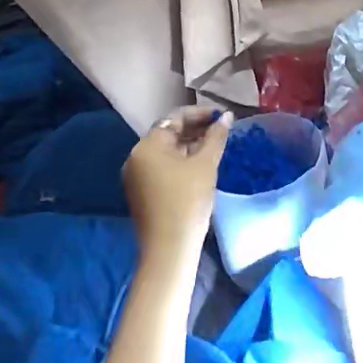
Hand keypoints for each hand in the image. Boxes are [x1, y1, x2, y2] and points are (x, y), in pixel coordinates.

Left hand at [123, 105, 230, 262]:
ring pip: (166, 150)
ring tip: (215, 146)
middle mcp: (136, 157)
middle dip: (196, 129)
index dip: (200, 114)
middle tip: (221, 130)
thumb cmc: (188, 199)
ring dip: (190, 145)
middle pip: (169, 133)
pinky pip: (162, 166)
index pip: (175, 118)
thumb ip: (216, 136)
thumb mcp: (206, 163)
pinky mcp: (141, 191)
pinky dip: (181, 161)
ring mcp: (136, 176)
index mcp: (147, 146)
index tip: (222, 116)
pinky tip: (200, 164)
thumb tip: (226, 116)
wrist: (169, 248)